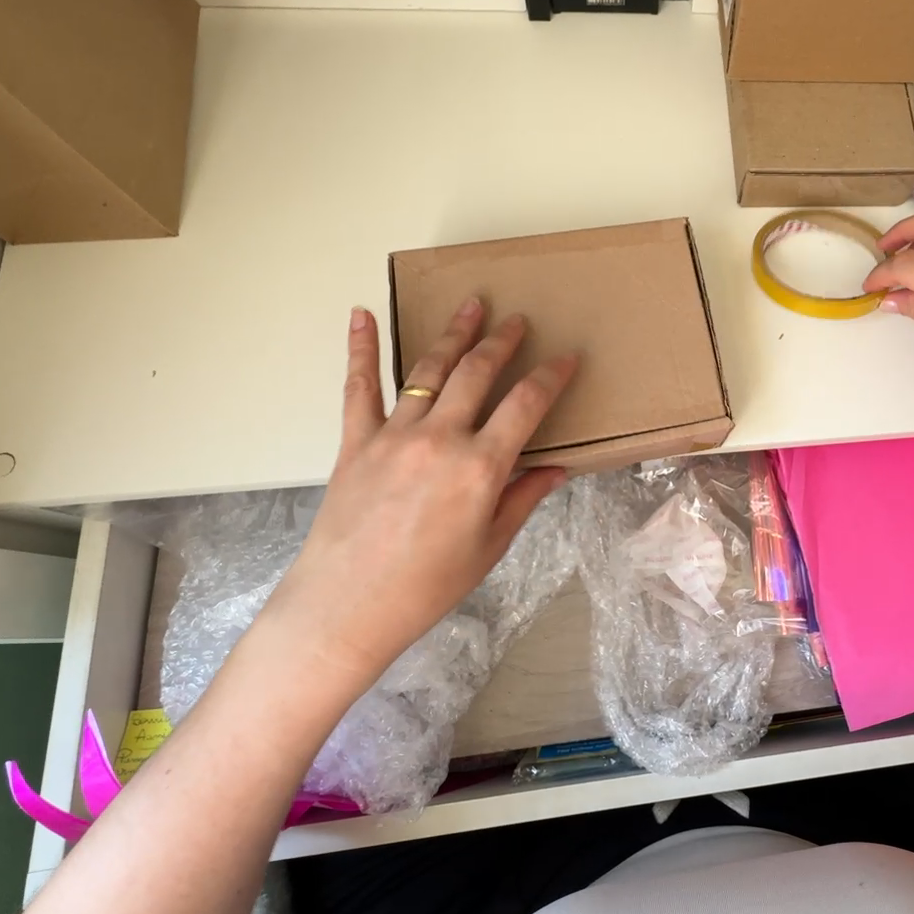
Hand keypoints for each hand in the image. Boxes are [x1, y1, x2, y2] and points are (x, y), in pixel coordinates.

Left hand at [256, 300, 577, 689]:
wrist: (346, 608)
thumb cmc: (427, 586)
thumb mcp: (490, 546)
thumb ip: (523, 499)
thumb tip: (556, 469)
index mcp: (480, 467)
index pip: (527, 404)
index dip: (552, 376)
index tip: (567, 357)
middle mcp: (440, 438)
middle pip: (478, 373)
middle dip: (502, 341)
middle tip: (517, 320)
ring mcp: (394, 434)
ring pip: (428, 369)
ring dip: (453, 334)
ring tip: (471, 305)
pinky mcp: (356, 441)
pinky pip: (359, 386)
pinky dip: (360, 348)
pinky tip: (361, 314)